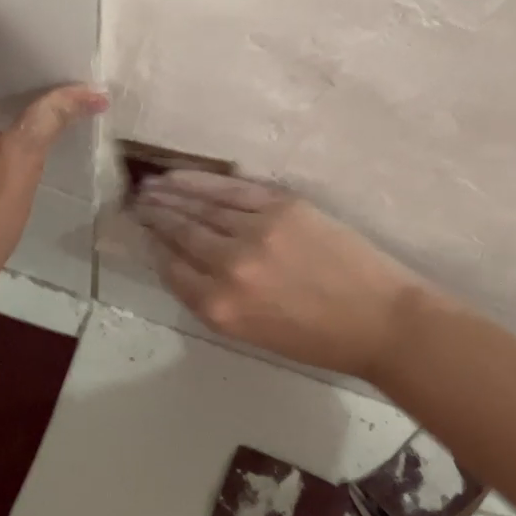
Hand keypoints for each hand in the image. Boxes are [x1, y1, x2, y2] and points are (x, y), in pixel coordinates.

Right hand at [134, 172, 426, 377]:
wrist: (380, 319)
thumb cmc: (319, 339)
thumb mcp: (253, 334)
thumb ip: (215, 300)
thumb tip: (183, 263)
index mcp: (222, 308)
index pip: (171, 269)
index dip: (152, 246)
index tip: (140, 229)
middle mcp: (230, 267)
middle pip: (180, 232)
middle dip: (154, 215)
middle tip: (136, 201)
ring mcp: (256, 231)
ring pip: (200, 206)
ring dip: (170, 193)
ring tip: (152, 185)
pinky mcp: (280, 206)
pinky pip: (230, 189)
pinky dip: (202, 181)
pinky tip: (184, 176)